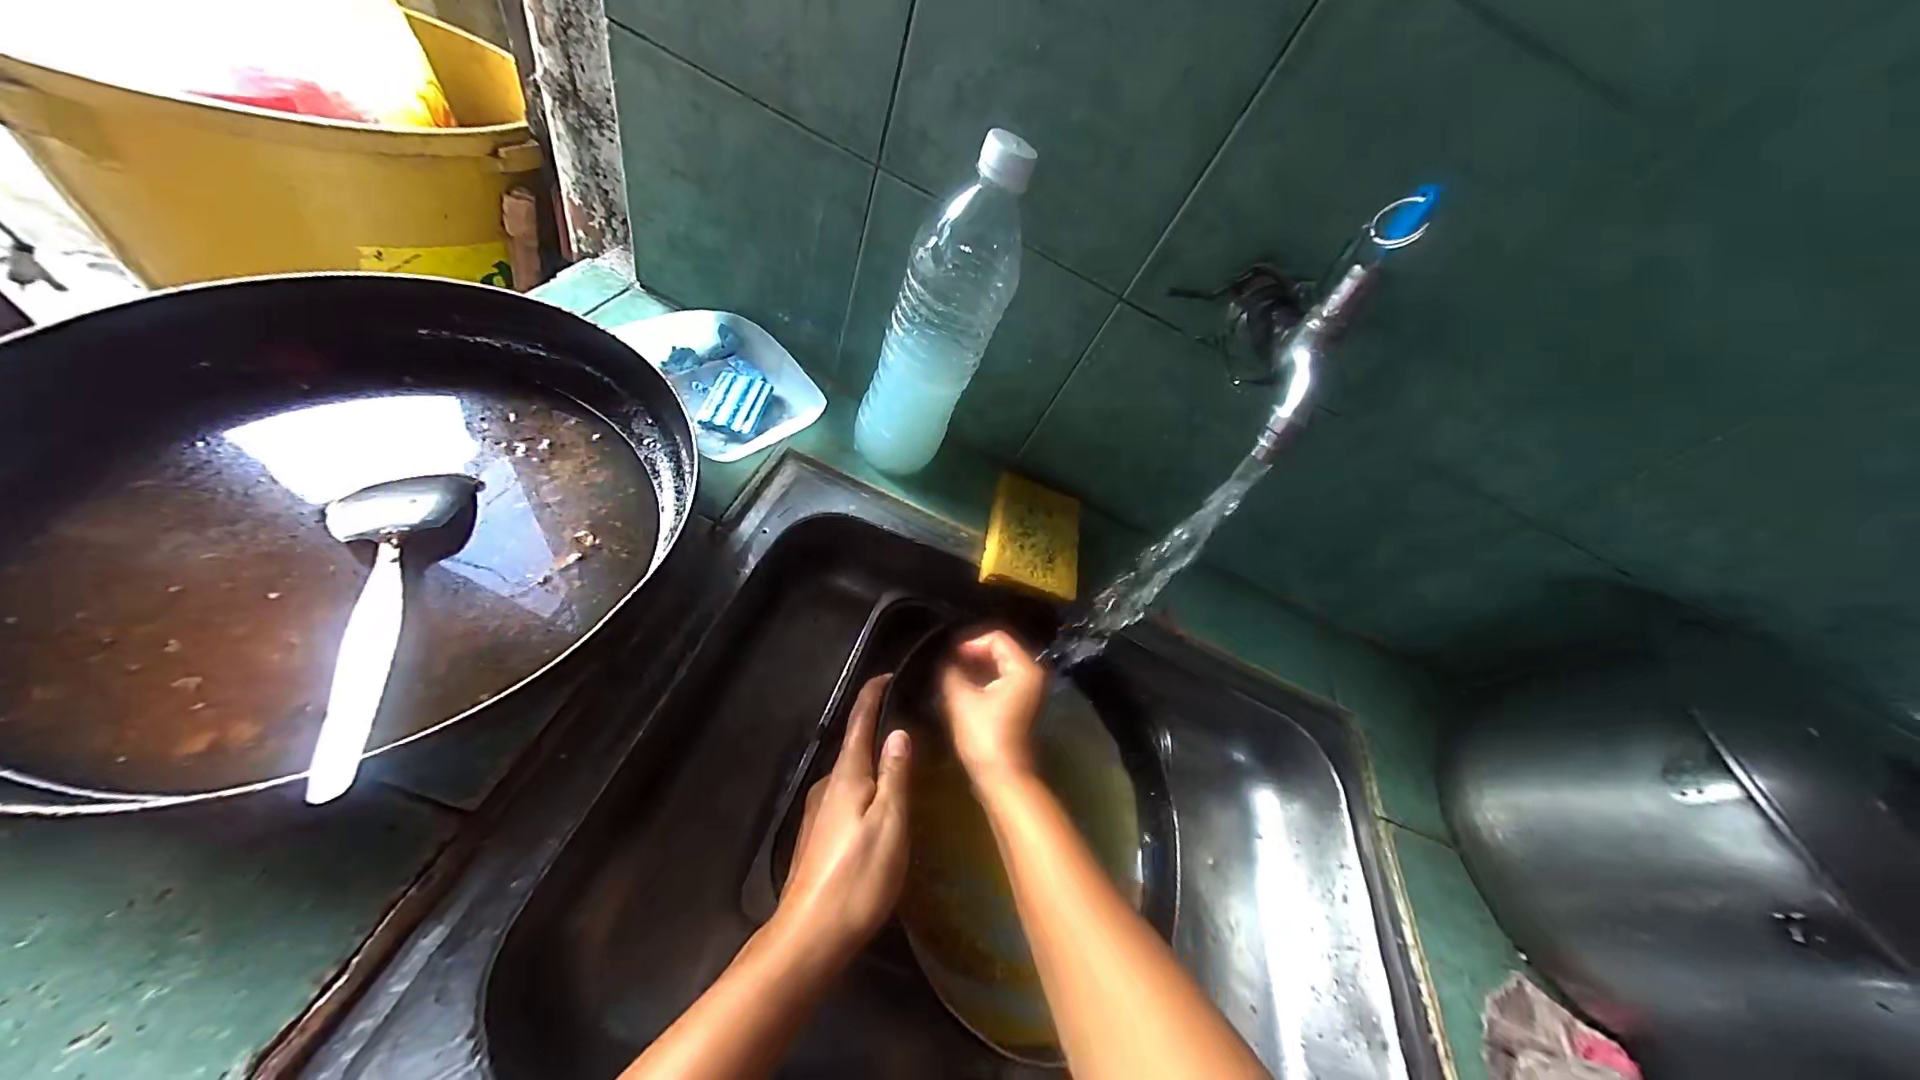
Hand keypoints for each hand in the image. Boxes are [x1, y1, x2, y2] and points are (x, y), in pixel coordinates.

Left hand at [775, 675, 911, 966]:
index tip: (887, 675)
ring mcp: (817, 812)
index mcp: (846, 776)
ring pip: (850, 774)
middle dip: (877, 729)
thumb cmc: (858, 876)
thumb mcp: (889, 823)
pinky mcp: (816, 836)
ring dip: (872, 761)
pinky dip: (865, 786)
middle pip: (854, 746)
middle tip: (909, 720)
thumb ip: (895, 776)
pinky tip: (880, 802)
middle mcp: (826, 787)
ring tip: (901, 760)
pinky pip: (845, 795)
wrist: (810, 936)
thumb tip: (898, 732)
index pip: (859, 723)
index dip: (872, 696)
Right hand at [939, 629, 1047, 787]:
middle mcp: (1033, 673)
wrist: (1004, 777)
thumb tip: (943, 658)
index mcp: (1024, 667)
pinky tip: (962, 688)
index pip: (996, 638)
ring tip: (950, 675)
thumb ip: (951, 671)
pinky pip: (1002, 680)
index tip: (947, 654)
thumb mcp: (961, 699)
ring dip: (976, 668)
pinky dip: (983, 680)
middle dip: (971, 654)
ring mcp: (1030, 690)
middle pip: (1000, 650)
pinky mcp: (1022, 703)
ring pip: (1000, 666)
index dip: (969, 642)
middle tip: (946, 663)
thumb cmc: (984, 736)